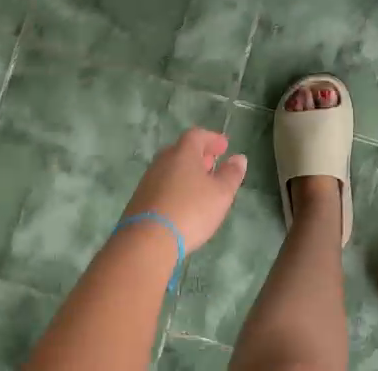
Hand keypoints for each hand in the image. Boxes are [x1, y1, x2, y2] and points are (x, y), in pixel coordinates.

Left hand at [120, 127, 247, 250]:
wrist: (146, 243)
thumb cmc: (190, 211)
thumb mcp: (221, 194)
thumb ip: (231, 175)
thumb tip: (238, 158)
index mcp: (183, 152)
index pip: (197, 135)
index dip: (212, 139)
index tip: (224, 147)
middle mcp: (163, 161)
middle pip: (181, 151)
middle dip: (198, 157)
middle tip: (212, 166)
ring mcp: (147, 181)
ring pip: (170, 170)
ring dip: (185, 174)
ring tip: (199, 189)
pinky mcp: (138, 201)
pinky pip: (161, 187)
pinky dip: (174, 189)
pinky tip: (181, 206)